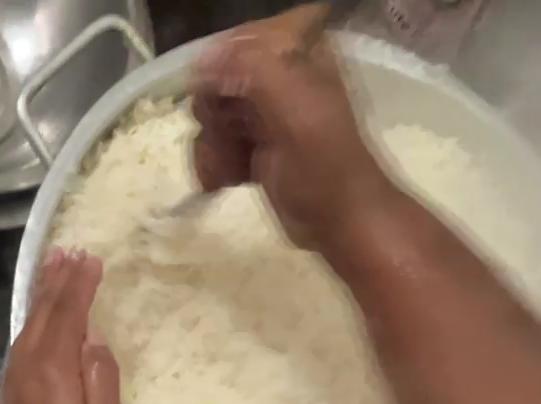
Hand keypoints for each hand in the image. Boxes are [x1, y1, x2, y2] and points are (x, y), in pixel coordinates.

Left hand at [0, 248, 121, 403]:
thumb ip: (102, 379)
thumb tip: (93, 338)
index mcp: (51, 372)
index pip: (69, 315)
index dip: (81, 285)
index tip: (94, 259)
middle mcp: (26, 367)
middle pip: (43, 312)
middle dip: (59, 280)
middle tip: (73, 251)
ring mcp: (15, 380)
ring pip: (30, 324)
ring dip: (44, 295)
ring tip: (57, 267)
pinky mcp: (12, 393)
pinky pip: (25, 342)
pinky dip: (37, 319)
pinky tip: (44, 315)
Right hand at [190, 4, 396, 259]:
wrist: (339, 223)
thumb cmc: (325, 169)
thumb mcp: (296, 112)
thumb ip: (253, 73)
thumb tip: (201, 63)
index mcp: (300, 51)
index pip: (238, 43)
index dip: (220, 76)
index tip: (221, 110)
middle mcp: (280, 75)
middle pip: (218, 81)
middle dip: (215, 120)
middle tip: (231, 147)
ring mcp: (265, 112)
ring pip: (212, 116)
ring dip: (212, 149)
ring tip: (228, 176)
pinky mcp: (254, 145)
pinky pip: (216, 143)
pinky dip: (215, 164)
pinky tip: (224, 182)